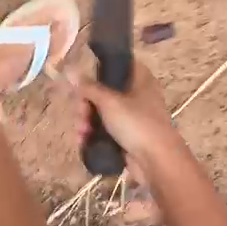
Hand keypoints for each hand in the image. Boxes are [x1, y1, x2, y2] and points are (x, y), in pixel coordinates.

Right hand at [72, 62, 196, 183]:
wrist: (157, 162)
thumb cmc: (137, 123)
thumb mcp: (109, 101)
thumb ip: (88, 87)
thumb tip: (69, 70)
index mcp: (139, 79)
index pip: (116, 64)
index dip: (98, 69)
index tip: (83, 81)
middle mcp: (136, 94)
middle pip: (102, 90)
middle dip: (85, 103)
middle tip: (81, 114)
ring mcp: (131, 116)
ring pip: (100, 110)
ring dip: (86, 120)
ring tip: (82, 133)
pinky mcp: (125, 134)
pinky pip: (103, 128)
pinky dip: (92, 132)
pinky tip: (83, 140)